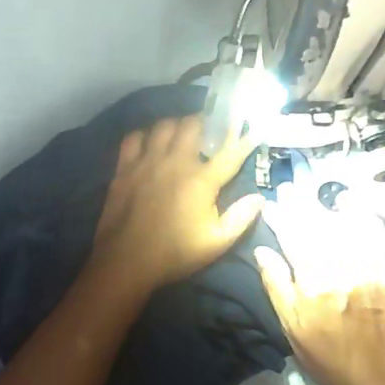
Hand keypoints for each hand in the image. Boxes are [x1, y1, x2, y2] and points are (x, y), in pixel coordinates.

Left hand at [89, 116, 262, 295]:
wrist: (126, 262)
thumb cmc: (175, 254)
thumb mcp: (216, 243)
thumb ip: (240, 218)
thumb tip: (260, 198)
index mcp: (201, 180)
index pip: (230, 152)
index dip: (244, 139)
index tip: (253, 128)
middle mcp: (175, 163)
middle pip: (192, 127)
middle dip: (205, 123)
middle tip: (210, 130)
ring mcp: (146, 163)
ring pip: (163, 127)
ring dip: (175, 125)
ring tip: (180, 133)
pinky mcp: (124, 169)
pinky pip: (133, 139)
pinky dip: (144, 136)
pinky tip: (148, 143)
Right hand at [252, 182, 384, 384]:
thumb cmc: (331, 361)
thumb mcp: (292, 328)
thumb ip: (277, 286)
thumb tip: (262, 250)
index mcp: (317, 284)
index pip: (295, 237)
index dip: (283, 215)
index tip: (275, 198)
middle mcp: (350, 271)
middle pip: (327, 226)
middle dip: (308, 204)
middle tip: (297, 188)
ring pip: (368, 227)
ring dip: (353, 207)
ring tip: (342, 196)